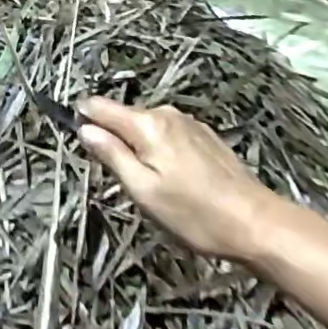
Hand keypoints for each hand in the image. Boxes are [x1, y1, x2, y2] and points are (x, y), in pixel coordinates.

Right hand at [75, 97, 279, 260]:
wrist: (256, 221)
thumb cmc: (194, 213)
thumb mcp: (144, 191)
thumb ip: (112, 155)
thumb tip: (84, 128)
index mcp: (146, 125)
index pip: (102, 107)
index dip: (84, 113)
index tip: (71, 125)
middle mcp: (166, 113)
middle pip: (126, 117)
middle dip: (114, 135)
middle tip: (118, 174)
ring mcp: (188, 122)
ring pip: (148, 125)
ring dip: (139, 143)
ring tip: (149, 181)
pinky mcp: (205, 134)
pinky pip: (169, 132)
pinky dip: (160, 146)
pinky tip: (174, 176)